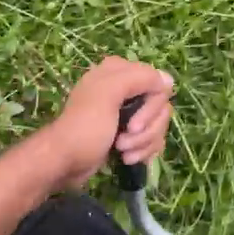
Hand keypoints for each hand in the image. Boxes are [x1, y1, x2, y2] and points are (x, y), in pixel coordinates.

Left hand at [38, 56, 175, 188]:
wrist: (65, 162)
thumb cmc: (85, 127)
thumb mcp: (108, 94)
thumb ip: (139, 78)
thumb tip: (168, 80)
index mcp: (119, 72)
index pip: (159, 84)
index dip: (152, 107)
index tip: (133, 124)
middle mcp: (124, 88)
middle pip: (161, 108)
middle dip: (147, 130)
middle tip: (124, 140)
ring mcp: (126, 112)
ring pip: (157, 126)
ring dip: (143, 143)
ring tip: (122, 152)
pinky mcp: (127, 133)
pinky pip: (152, 139)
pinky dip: (143, 151)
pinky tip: (126, 158)